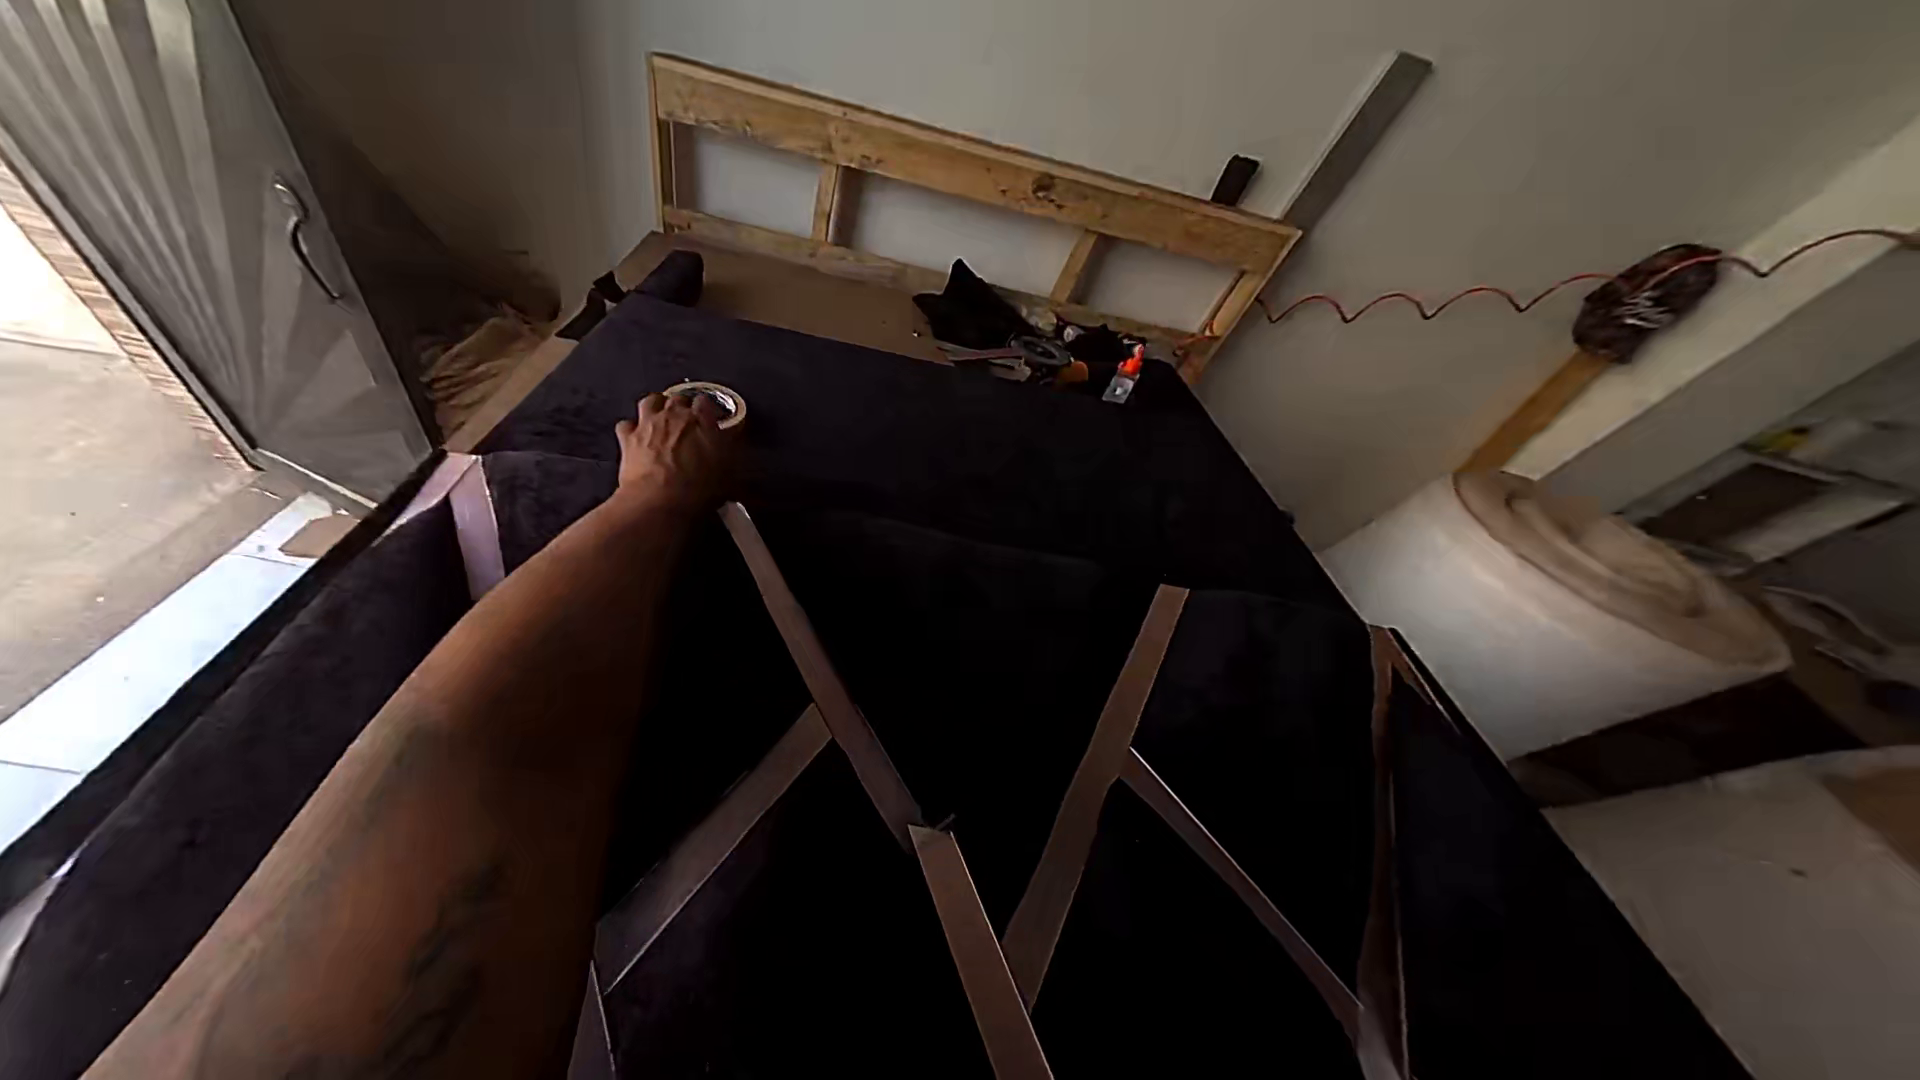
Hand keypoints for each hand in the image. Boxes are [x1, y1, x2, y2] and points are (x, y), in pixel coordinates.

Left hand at [612, 391, 735, 514]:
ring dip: (657, 406)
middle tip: (688, 419)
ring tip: (662, 416)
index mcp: (702, 421)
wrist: (660, 502)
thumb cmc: (697, 489)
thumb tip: (732, 442)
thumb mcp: (728, 473)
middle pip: (678, 398)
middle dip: (683, 406)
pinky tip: (637, 436)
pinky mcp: (628, 439)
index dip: (709, 410)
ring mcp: (649, 424)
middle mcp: (674, 416)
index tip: (712, 419)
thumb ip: (730, 451)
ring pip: (650, 401)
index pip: (706, 402)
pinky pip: (626, 424)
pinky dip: (632, 428)